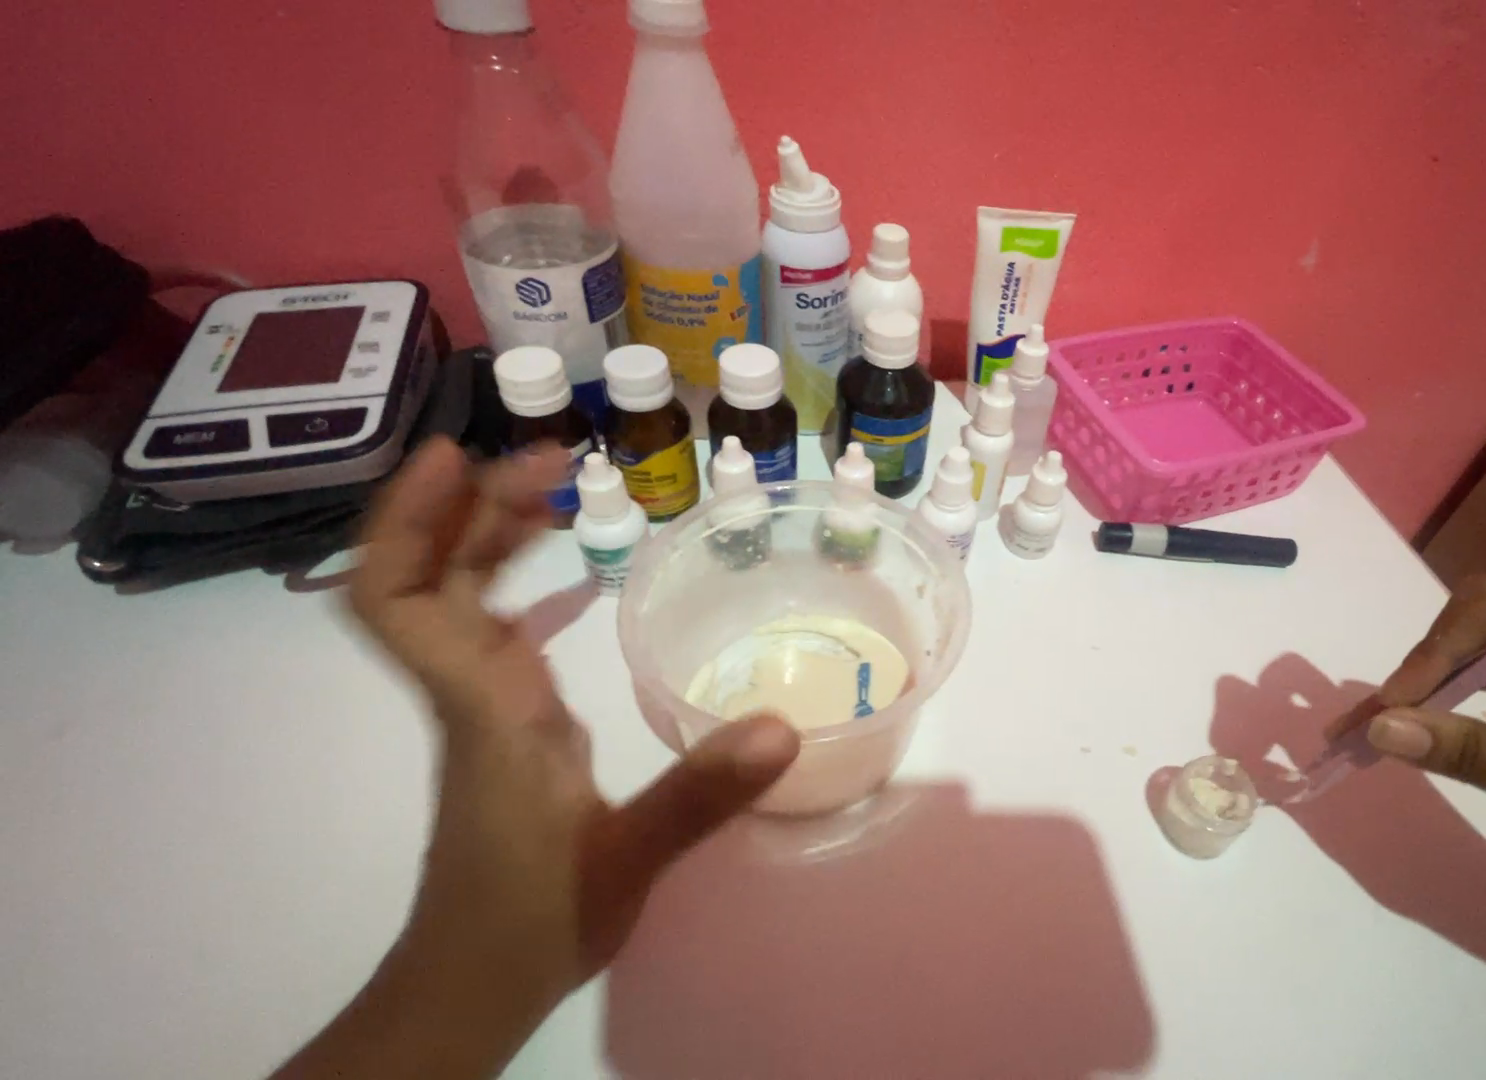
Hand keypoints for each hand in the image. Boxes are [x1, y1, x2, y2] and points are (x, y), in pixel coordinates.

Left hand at [277, 438, 797, 1079]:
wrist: (474, 985)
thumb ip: (700, 794)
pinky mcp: (507, 722)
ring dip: (492, 535)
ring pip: (460, 599)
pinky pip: (498, 630)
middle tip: (550, 457)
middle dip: (470, 505)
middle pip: (429, 578)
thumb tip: (782, 726)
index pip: (403, 601)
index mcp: (484, 708)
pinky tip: (575, 571)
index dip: (409, 522)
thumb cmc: (533, 921)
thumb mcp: (627, 860)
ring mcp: (485, 705)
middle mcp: (471, 692)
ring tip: (560, 488)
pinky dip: (522, 584)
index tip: (456, 457)